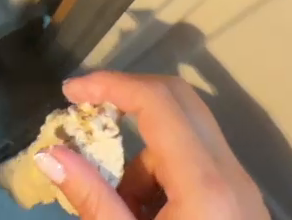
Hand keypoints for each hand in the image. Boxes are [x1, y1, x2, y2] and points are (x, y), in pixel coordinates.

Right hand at [34, 72, 267, 219]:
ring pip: (185, 135)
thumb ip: (91, 199)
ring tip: (116, 202)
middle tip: (85, 113)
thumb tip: (49, 153)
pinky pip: (197, 164)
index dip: (109, 85)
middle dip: (126, 100)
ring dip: (143, 148)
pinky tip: (144, 217)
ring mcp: (243, 191)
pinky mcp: (243, 208)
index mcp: (205, 183)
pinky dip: (163, 171)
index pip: (156, 101)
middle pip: (177, 100)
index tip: (69, 92)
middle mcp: (231, 175)